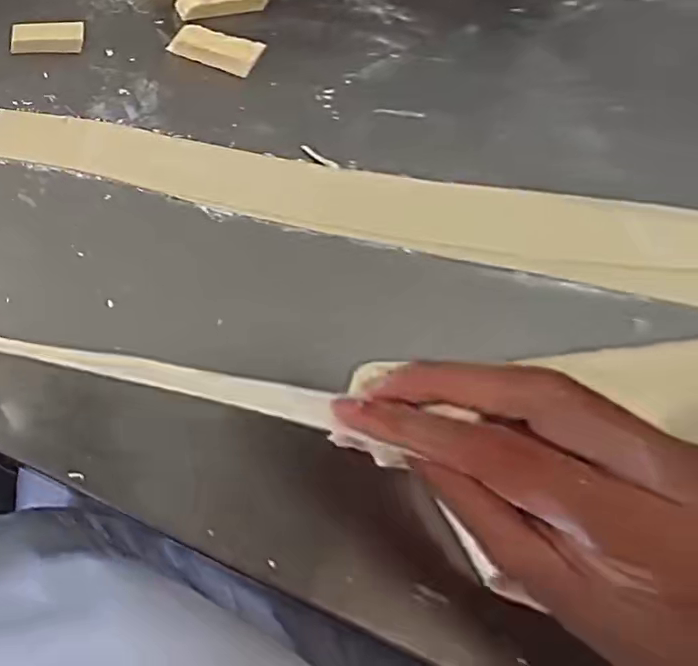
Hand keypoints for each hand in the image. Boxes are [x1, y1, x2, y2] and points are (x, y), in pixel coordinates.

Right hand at [335, 363, 697, 665]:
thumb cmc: (654, 635)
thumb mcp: (555, 588)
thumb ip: (479, 513)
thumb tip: (409, 451)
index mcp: (637, 527)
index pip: (500, 453)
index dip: (413, 425)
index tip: (351, 412)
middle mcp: (670, 475)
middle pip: (534, 393)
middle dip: (437, 380)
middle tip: (373, 387)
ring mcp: (674, 452)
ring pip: (547, 387)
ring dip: (460, 382)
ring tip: (400, 390)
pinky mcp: (661, 441)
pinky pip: (564, 400)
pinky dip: (495, 393)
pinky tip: (456, 404)